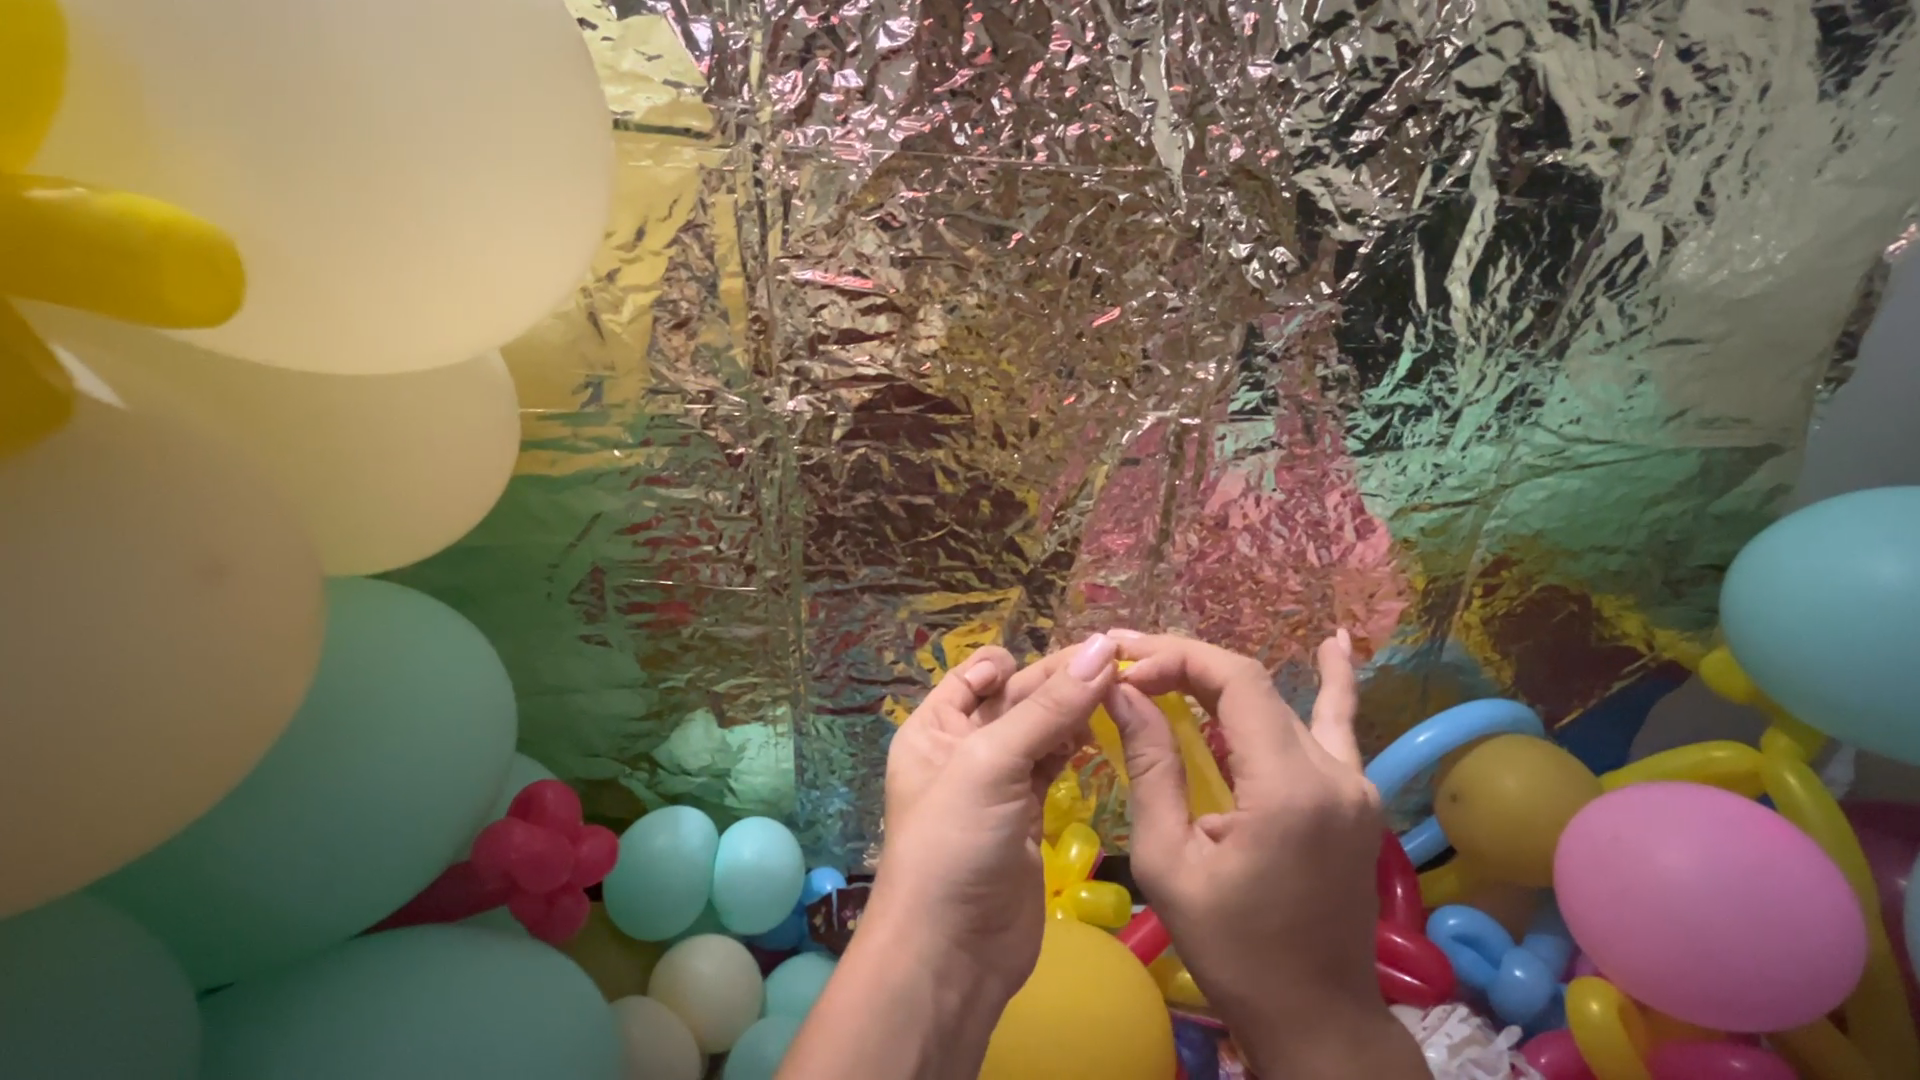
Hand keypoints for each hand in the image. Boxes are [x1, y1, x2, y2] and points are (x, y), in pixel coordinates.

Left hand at [870, 634, 1119, 1000]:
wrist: (951, 953)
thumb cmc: (954, 844)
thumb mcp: (991, 763)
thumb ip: (1047, 708)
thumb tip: (1098, 650)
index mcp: (934, 727)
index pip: (976, 674)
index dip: (1021, 659)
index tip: (1076, 651)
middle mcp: (961, 749)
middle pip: (1014, 699)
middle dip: (1058, 680)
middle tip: (1118, 663)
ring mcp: (996, 784)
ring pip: (1039, 731)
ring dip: (1073, 711)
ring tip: (1120, 691)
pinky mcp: (1026, 815)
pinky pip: (1052, 765)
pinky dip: (1075, 746)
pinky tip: (1105, 729)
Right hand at [1105, 631, 1424, 1077]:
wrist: (1315, 1015)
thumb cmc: (1231, 950)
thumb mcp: (1168, 861)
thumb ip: (1151, 767)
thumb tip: (1121, 693)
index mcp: (1288, 787)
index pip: (1235, 681)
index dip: (1176, 659)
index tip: (1124, 669)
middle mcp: (1333, 772)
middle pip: (1255, 686)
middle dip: (1185, 664)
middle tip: (1126, 660)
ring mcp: (1353, 782)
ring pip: (1283, 702)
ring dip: (1222, 678)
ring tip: (1164, 661)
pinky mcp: (1356, 796)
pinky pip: (1339, 726)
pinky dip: (1333, 682)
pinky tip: (1335, 641)